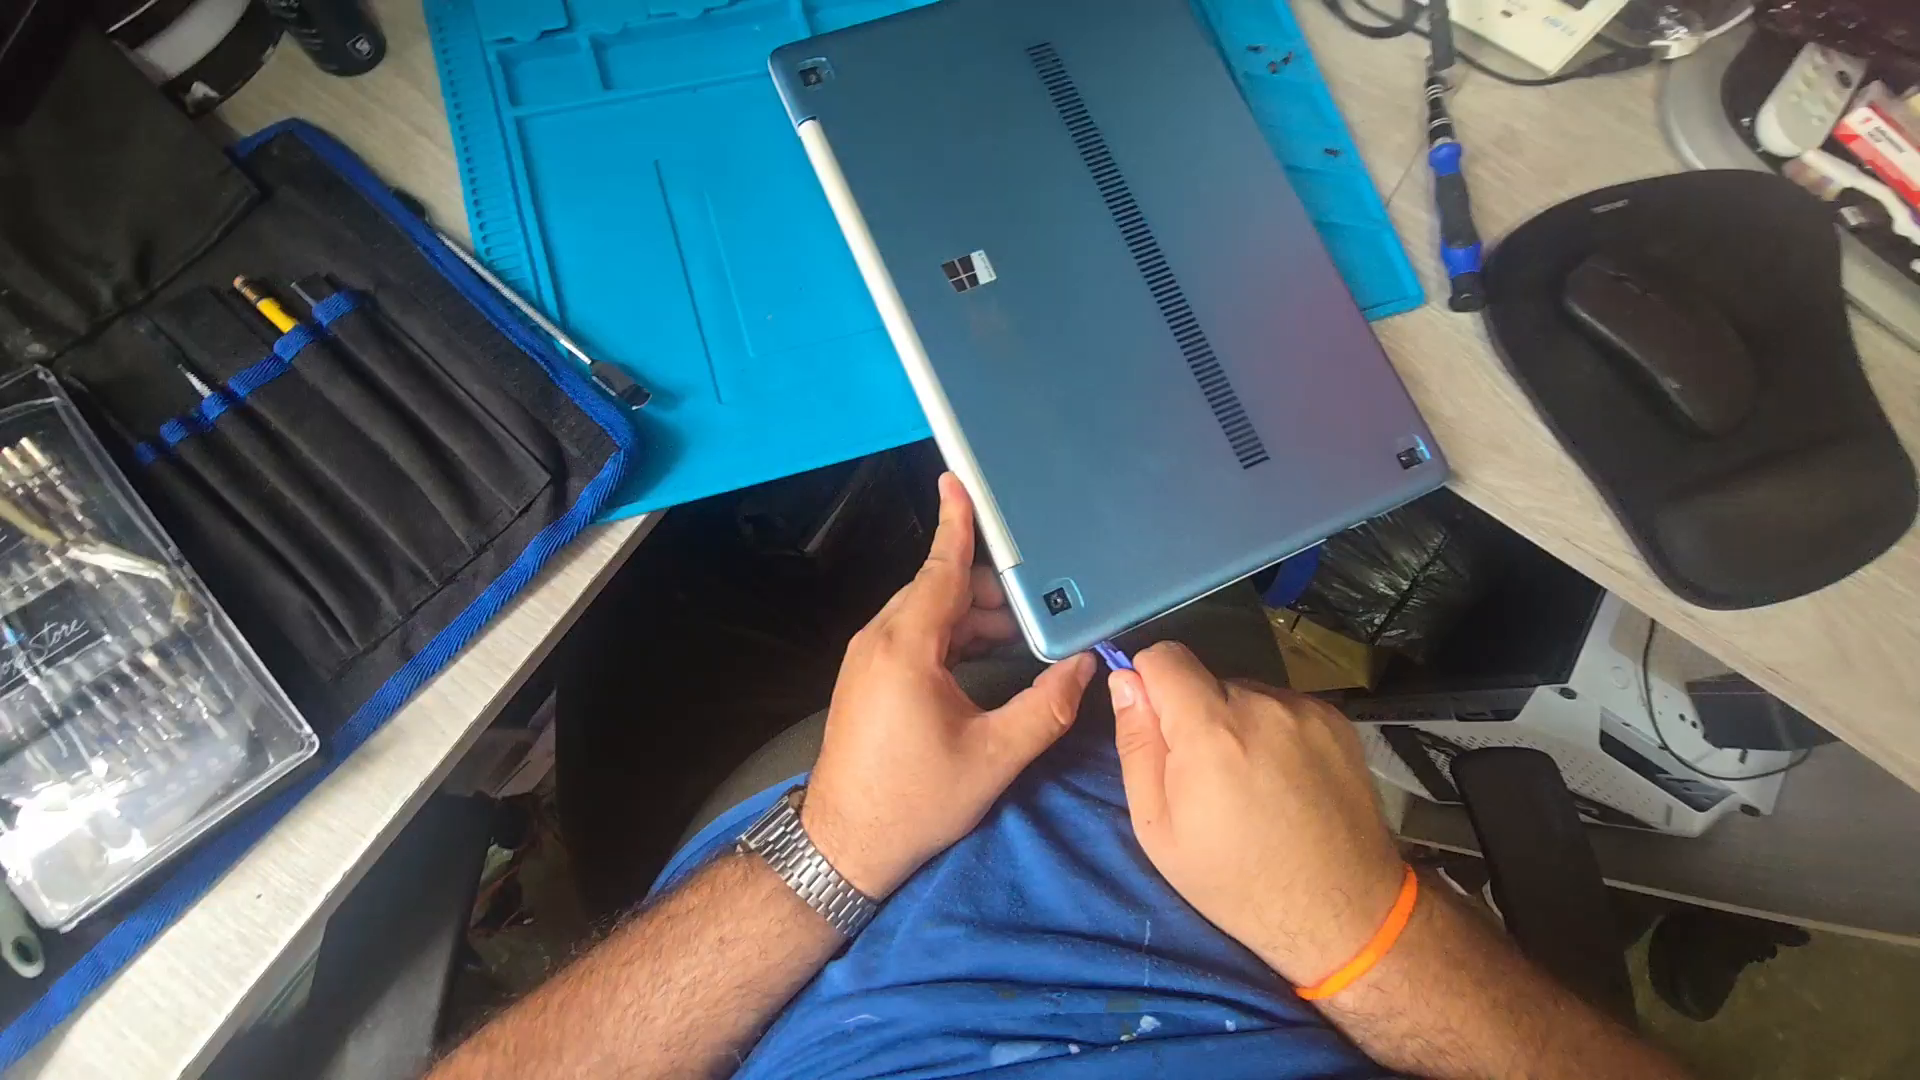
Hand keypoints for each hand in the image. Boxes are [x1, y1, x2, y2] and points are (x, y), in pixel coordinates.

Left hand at [801, 474, 1096, 898]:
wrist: (843, 844)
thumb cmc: (915, 800)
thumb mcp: (993, 756)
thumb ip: (1046, 705)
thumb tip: (1084, 666)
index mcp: (907, 647)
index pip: (940, 570)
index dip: (956, 524)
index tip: (958, 479)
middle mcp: (881, 639)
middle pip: (939, 589)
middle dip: (989, 590)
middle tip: (1038, 603)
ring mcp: (868, 656)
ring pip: (927, 613)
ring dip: (972, 616)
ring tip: (1020, 633)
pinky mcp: (868, 675)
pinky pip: (914, 635)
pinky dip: (951, 635)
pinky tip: (985, 653)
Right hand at [1109, 642, 1406, 987]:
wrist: (1344, 915)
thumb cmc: (1234, 879)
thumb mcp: (1158, 826)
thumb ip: (1136, 742)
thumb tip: (1124, 681)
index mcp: (1211, 729)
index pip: (1164, 655)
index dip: (1149, 682)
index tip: (1156, 724)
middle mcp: (1262, 704)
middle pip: (1203, 678)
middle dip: (1192, 713)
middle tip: (1204, 774)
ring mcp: (1305, 709)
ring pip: (1242, 692)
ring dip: (1233, 721)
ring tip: (1249, 780)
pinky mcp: (1336, 719)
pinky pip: (1280, 705)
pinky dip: (1270, 729)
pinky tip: (1283, 778)